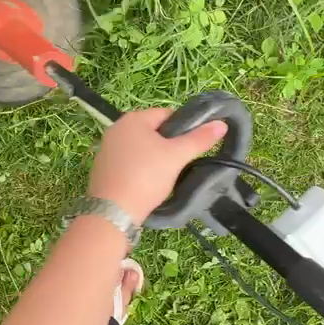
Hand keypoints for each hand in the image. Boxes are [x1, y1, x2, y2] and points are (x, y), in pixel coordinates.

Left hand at [86, 109, 226, 221]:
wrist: (114, 210)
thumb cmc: (146, 176)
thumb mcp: (177, 156)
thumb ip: (199, 139)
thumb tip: (221, 124)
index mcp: (133, 119)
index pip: (167, 114)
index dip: (184, 128)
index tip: (191, 147)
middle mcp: (116, 128)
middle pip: (153, 131)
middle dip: (168, 145)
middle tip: (179, 163)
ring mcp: (106, 147)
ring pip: (140, 147)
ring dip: (154, 158)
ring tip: (164, 175)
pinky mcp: (102, 166)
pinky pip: (128, 161)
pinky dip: (139, 168)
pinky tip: (146, 183)